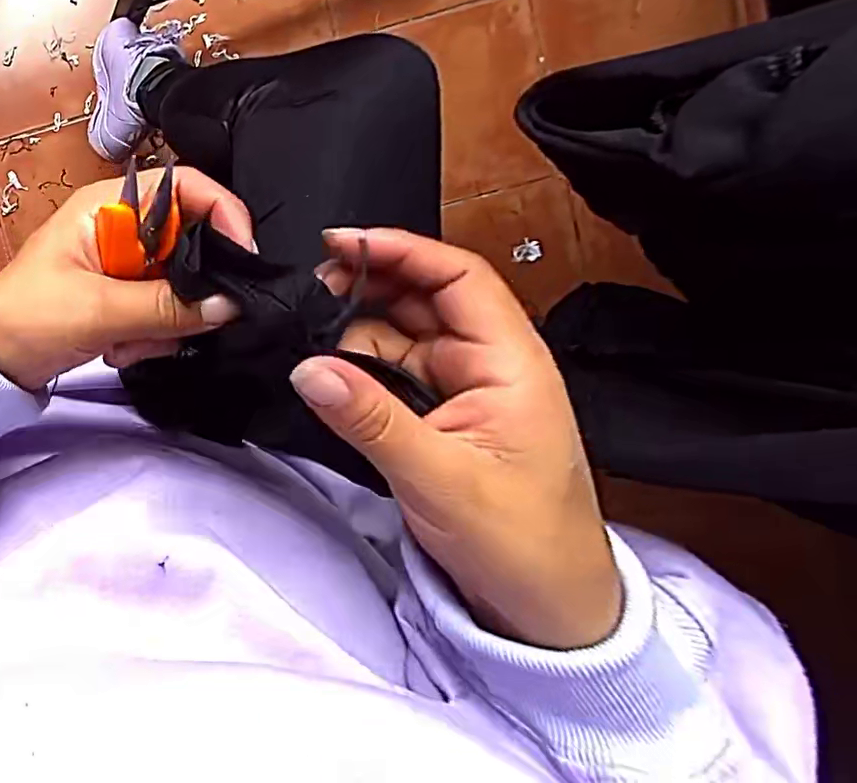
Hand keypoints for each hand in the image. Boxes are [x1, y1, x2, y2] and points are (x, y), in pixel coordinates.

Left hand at [0, 165, 252, 389]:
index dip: (223, 212)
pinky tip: (117, 347)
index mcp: (112, 205)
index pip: (186, 187)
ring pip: (184, 282)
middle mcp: (125, 226)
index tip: (244, 257)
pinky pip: (167, 308)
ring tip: (124, 341)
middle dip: (187, 288)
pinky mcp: (127, 293)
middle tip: (173, 322)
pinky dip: (152, 334)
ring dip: (165, 320)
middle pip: (193, 240)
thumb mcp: (97, 309)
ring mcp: (127, 262)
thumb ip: (166, 307)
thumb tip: (230, 304)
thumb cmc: (25, 318)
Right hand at [291, 228, 620, 648]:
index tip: (345, 242)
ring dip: (354, 327)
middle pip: (421, 296)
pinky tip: (329, 370)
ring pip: (398, 331)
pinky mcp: (436, 410)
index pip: (457, 277)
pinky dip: (356, 364)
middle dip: (367, 284)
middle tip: (312, 290)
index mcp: (510, 361)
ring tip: (310, 336)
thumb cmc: (528, 547)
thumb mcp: (442, 479)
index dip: (401, 250)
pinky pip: (388, 368)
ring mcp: (458, 385)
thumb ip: (370, 419)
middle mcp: (485, 362)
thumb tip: (310, 368)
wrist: (546, 614)